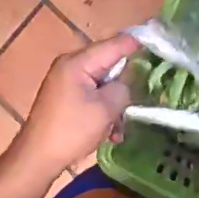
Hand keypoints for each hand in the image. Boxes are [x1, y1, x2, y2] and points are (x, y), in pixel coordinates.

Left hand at [6, 34, 141, 173]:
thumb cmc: (71, 131)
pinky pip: (93, 94)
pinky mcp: (66, 96)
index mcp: (77, 62)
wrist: (37, 158)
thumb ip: (123, 88)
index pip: (115, 44)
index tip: (161, 39)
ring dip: (116, 102)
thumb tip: (130, 80)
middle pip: (109, 63)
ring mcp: (67, 80)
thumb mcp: (105, 109)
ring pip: (103, 82)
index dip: (139, 42)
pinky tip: (110, 132)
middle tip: (148, 92)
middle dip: (127, 81)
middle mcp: (70, 65)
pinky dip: (104, 109)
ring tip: (121, 126)